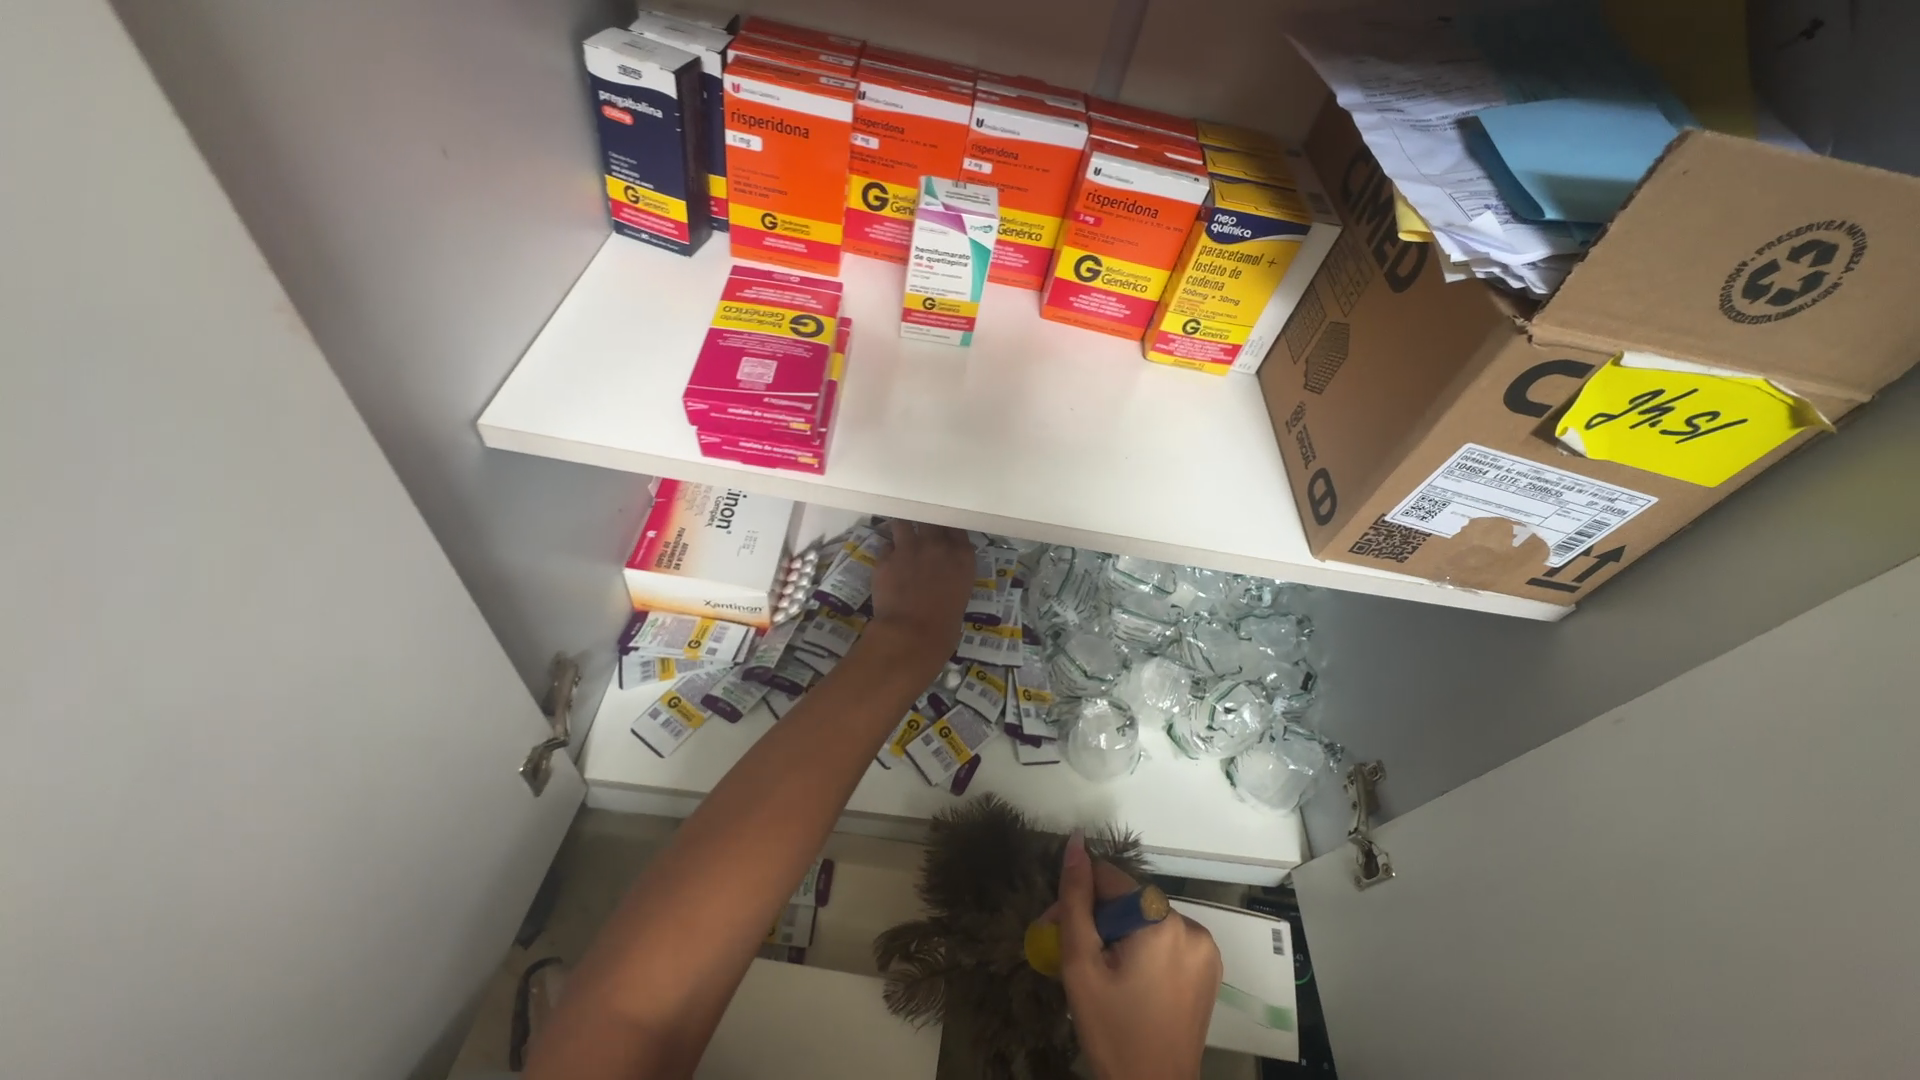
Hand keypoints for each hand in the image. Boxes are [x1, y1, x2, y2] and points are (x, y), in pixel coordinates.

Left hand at [863, 520, 974, 677]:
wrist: (911, 634)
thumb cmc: (944, 625)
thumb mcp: (961, 594)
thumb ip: (954, 573)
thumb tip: (943, 570)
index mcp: (962, 555)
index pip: (955, 527)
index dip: (947, 528)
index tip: (943, 532)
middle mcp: (937, 545)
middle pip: (930, 520)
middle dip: (925, 523)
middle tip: (921, 533)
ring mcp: (909, 548)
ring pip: (903, 523)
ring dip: (902, 528)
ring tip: (900, 536)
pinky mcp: (885, 558)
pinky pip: (885, 546)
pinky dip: (887, 553)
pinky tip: (888, 562)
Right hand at [1055, 830, 1219, 1079]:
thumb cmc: (1112, 1032)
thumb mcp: (1081, 965)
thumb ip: (1075, 901)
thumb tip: (1075, 844)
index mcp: (1161, 921)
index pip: (1109, 878)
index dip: (1078, 897)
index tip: (1055, 927)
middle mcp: (1191, 925)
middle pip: (1129, 900)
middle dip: (1096, 919)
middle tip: (1072, 955)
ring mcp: (1205, 948)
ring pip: (1146, 919)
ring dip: (1119, 933)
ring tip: (1099, 972)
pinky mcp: (1209, 969)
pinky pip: (1166, 940)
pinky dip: (1143, 949)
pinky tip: (1128, 980)